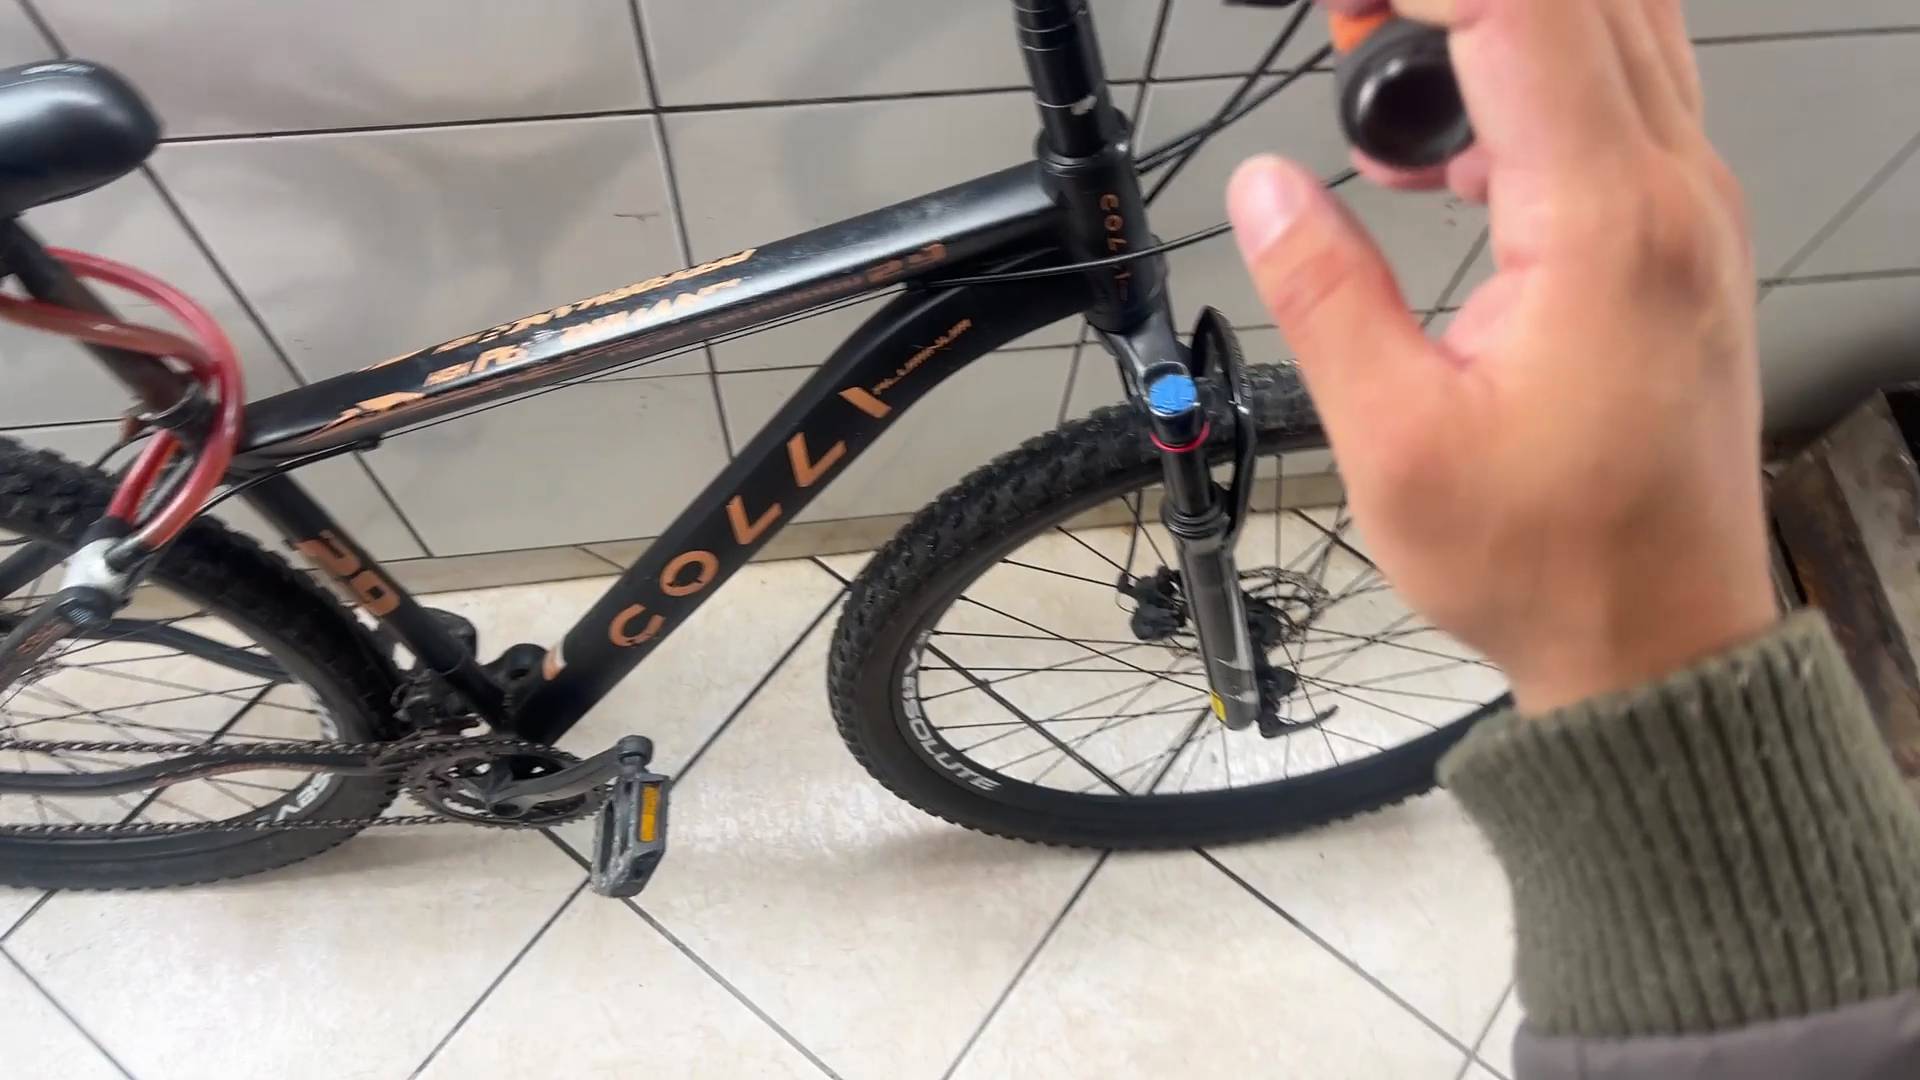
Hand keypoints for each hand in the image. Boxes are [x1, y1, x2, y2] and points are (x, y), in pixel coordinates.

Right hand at [1228, 0, 1777, 712]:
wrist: (1640, 628)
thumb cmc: (1532, 552)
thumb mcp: (1390, 433)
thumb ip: (1326, 294)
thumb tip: (1269, 191)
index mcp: (1602, 231)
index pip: (1527, 17)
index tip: (1344, 5)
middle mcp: (1668, 201)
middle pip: (1586, 1)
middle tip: (1352, 21)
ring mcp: (1678, 223)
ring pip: (1609, 47)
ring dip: (1493, 29)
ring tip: (1379, 67)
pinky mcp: (1661, 256)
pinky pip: (1605, 123)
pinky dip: (1517, 101)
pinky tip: (1438, 157)